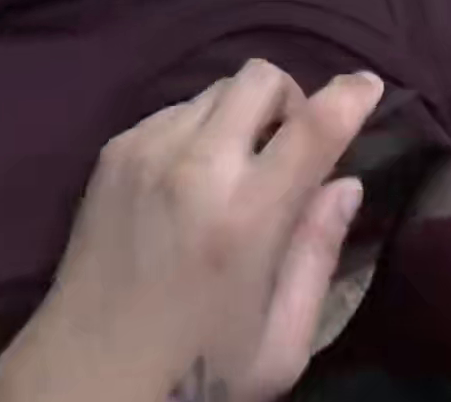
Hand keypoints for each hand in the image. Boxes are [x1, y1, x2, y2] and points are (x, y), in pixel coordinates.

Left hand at [0, 61, 384, 401]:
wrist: (82, 377)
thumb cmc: (196, 374)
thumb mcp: (279, 341)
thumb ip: (317, 252)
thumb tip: (345, 181)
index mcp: (245, 216)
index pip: (312, 129)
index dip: (349, 96)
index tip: (367, 82)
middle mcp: (195, 164)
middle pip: (258, 78)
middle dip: (287, 98)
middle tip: (285, 145)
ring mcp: (148, 147)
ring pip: (215, 89)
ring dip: (239, 116)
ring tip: (231, 168)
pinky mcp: (116, 147)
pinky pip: (175, 110)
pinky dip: (198, 130)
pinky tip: (186, 180)